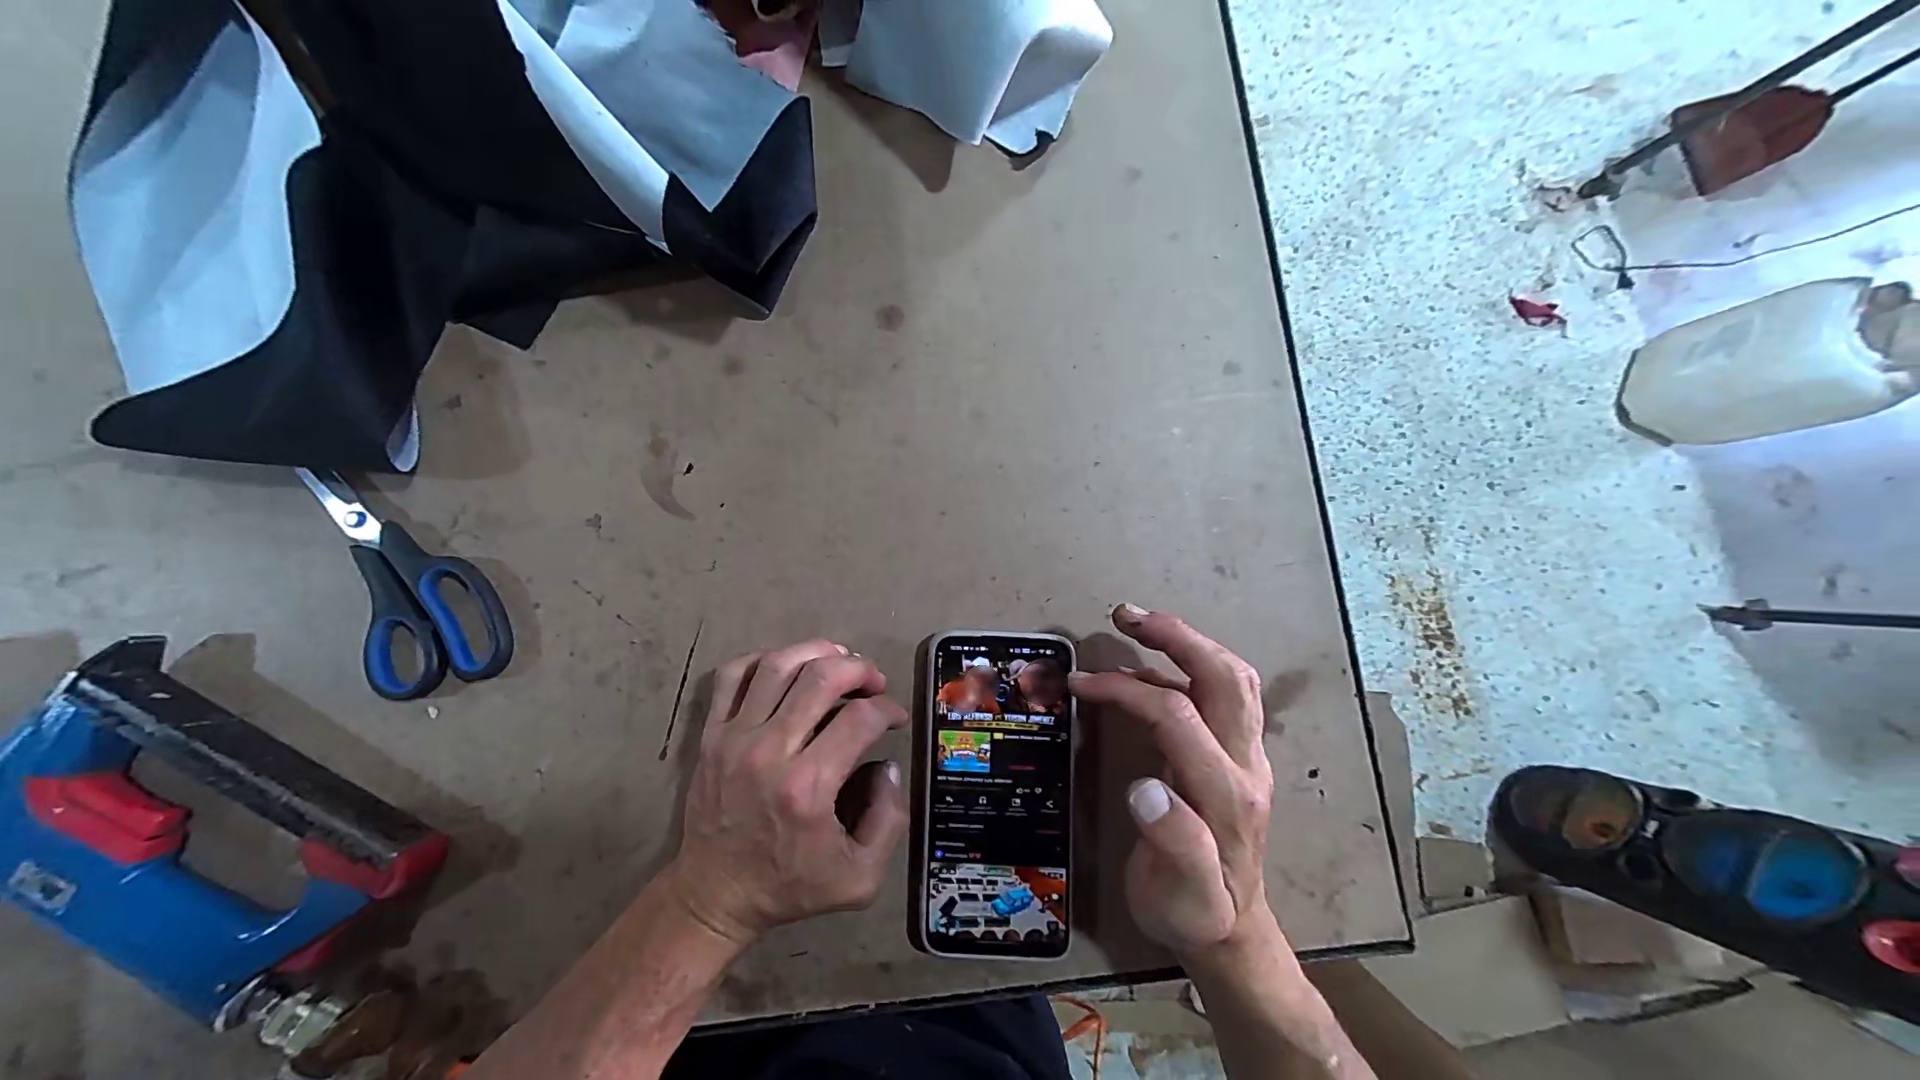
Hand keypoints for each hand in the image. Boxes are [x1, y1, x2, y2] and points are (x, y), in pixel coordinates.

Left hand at [662, 639, 908, 944]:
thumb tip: (887, 766)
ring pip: (779, 665)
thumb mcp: (859, 879)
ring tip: (839, 661)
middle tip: (874, 682)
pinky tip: (789, 668)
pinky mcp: (711, 734)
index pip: (860, 718)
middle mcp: (770, 751)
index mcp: (808, 787)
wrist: (714, 895)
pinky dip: (766, 658)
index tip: (896, 718)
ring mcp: (734, 737)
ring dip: (818, 652)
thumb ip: (889, 820)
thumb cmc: (788, 886)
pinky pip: (734, 674)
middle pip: (821, 677)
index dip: (889, 709)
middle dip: (860, 669)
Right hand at [1068, 605, 1276, 956]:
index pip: (1179, 717)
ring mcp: (1245, 755)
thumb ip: (1175, 846)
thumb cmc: (1195, 911)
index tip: (1081, 685)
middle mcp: (1245, 764)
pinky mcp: (1235, 753)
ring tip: (1137, 623)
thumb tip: (1146, 789)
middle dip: (1176, 637)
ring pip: (1231, 679)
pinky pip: (1217, 694)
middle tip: (1125, 615)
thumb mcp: (1183, 898)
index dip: (1128, 691)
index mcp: (1226, 795)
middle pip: (1225, 679)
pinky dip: (1182, 667)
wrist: (1231, 928)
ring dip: (1186, 641)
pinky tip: (1143, 669)